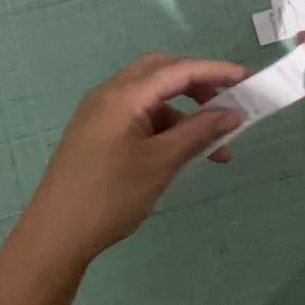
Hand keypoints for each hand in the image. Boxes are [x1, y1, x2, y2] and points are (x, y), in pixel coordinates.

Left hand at [12, 53, 247, 276]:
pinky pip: (138, 114)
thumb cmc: (110, 196)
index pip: (178, 70)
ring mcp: (100, 112)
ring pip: (151, 96)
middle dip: (198, 84)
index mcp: (124, 95)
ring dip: (184, 113)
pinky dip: (165, 126)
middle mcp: (109, 94)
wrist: (55, 234)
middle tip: (227, 105)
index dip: (217, 72)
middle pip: (162, 72)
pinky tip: (182, 153)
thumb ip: (198, 132)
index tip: (249, 80)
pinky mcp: (97, 131)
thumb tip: (232, 112)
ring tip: (214, 146)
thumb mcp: (161, 163)